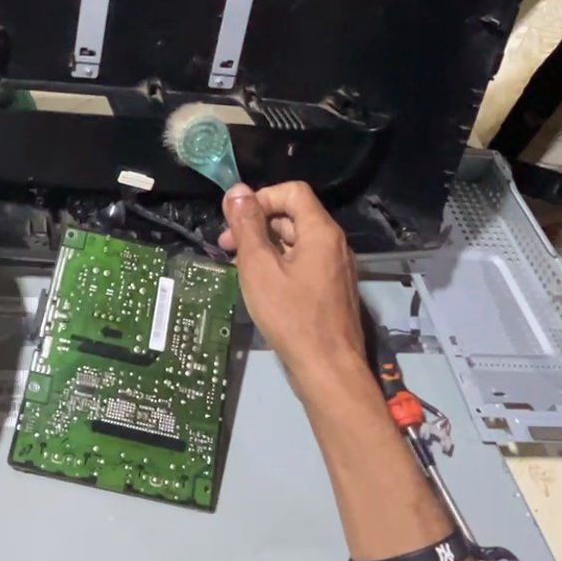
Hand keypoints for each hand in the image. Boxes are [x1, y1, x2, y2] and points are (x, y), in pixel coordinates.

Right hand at [220, 182, 365, 389]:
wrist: (327, 369)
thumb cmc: (291, 316)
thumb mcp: (259, 267)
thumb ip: (248, 226)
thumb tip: (237, 191)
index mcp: (321, 232)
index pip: (292, 191)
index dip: (261, 197)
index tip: (236, 220)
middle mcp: (333, 243)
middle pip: (293, 215)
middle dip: (257, 223)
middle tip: (226, 245)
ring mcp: (335, 267)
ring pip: (295, 240)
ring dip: (264, 245)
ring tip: (238, 266)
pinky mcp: (331, 288)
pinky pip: (302, 262)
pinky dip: (278, 264)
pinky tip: (259, 284)